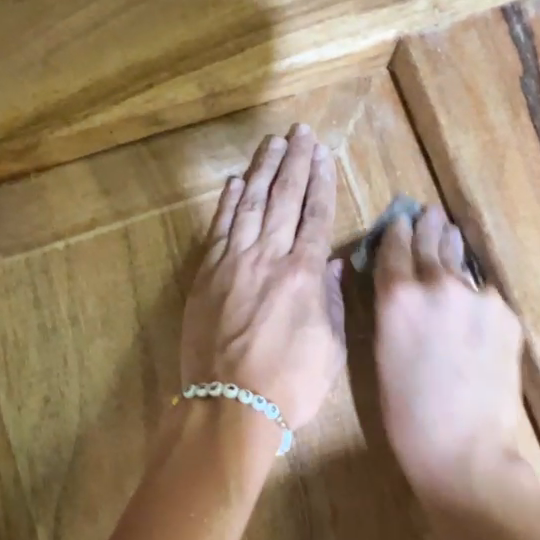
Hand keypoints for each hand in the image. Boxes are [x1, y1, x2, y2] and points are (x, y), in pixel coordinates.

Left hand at [181, 123, 345, 431]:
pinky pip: (220, 229)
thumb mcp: (330, 348)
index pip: (316, 216)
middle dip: (295, 163)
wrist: (231, 406)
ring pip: (251, 205)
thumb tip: (333, 264)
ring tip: (273, 143)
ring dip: (262, 171)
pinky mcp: (206, 277)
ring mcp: (233, 264)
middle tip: (301, 133)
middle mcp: (269, 259)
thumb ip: (332, 301)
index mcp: (305, 276)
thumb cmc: (290, 385)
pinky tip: (237, 182)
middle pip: (284, 199)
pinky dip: (229, 203)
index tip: (324, 154)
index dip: (321, 182)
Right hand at [373, 205, 529, 506]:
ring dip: (454, 251)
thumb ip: (390, 310)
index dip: (396, 231)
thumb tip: (398, 285)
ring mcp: (478, 296)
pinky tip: (472, 308)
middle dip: (427, 228)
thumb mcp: (382, 353)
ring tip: (451, 237)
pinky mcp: (506, 314)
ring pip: (462, 264)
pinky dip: (476, 295)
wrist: (462, 447)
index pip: (394, 244)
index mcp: (397, 295)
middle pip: (432, 240)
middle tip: (429, 216)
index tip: (400, 221)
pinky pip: (486, 295)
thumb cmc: (406, 414)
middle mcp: (437, 284)